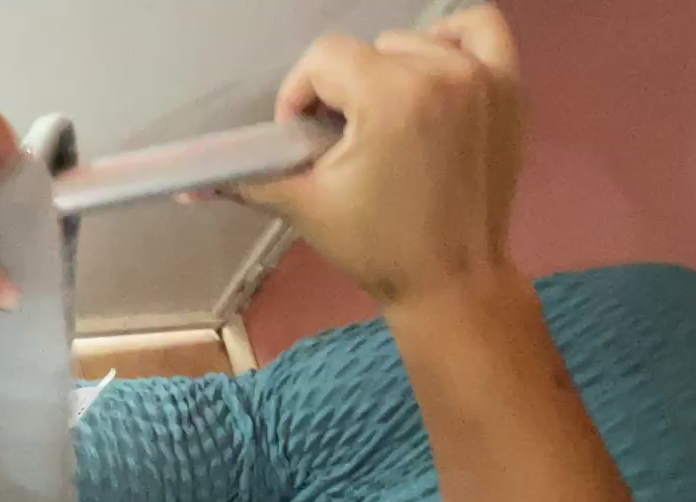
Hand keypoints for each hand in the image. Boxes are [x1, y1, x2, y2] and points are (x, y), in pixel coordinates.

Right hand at [239, 5, 525, 311]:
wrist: (449, 278)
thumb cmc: (373, 248)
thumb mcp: (305, 210)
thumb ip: (250, 182)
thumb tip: (187, 184)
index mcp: (389, 99)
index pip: (324, 58)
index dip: (298, 97)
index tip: (302, 141)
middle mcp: (440, 72)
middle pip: (365, 51)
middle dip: (341, 94)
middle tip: (340, 145)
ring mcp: (482, 75)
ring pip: (412, 42)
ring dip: (385, 75)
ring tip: (381, 124)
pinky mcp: (509, 85)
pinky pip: (476, 28)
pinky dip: (446, 42)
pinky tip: (427, 78)